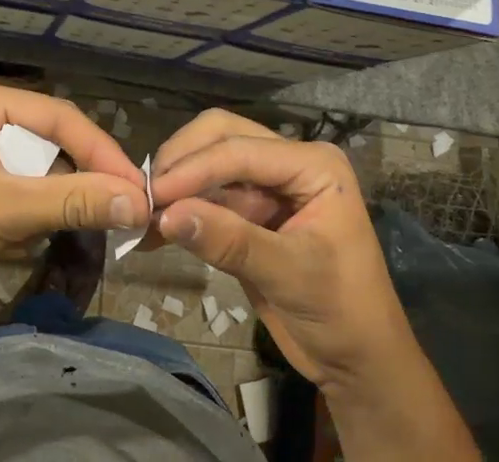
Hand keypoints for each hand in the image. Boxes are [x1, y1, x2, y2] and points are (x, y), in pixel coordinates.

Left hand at [0, 78, 148, 329]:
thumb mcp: (2, 209)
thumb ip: (72, 201)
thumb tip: (139, 202)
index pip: (58, 116)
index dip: (101, 151)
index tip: (138, 188)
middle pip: (53, 141)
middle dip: (87, 174)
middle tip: (129, 208)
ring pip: (42, 170)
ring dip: (69, 195)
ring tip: (108, 220)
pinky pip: (25, 192)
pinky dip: (46, 210)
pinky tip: (67, 228)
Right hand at [149, 109, 401, 394]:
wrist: (358, 362)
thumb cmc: (342, 313)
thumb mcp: (291, 275)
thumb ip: (230, 241)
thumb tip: (167, 216)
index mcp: (313, 164)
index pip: (242, 150)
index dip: (194, 168)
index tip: (152, 195)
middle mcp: (288, 163)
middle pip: (222, 137)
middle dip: (182, 162)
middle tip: (145, 196)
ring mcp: (267, 186)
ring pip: (208, 164)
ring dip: (175, 186)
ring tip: (140, 215)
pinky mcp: (248, 213)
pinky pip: (206, 198)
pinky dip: (180, 212)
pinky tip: (151, 233)